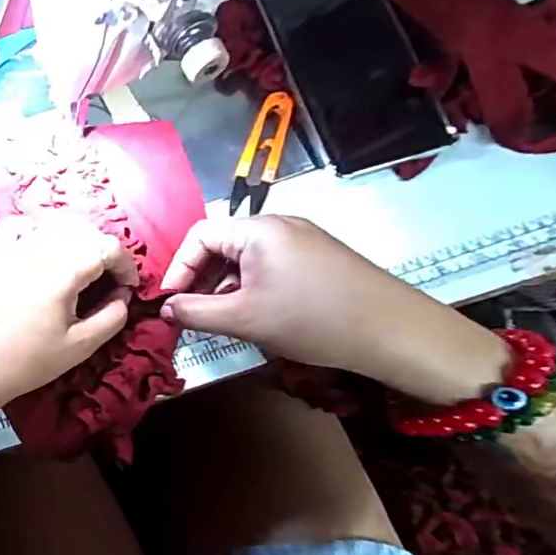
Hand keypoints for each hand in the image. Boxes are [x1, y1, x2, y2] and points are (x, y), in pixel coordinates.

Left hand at [0, 213, 138, 420]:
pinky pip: (22, 223)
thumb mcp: (81, 346)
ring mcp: (14, 248)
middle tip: (109, 281)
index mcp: (62, 273)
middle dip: (106, 251)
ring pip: (58, 222)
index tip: (128, 287)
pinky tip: (45, 247)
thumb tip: (122, 295)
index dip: (127, 265)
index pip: (108, 247)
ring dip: (79, 238)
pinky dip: (39, 228)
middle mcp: (39, 250)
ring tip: (83, 266)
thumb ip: (112, 316)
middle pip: (87, 230)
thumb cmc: (29, 361)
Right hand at [158, 215, 506, 403]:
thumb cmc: (310, 319)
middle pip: (223, 243)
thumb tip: (166, 308)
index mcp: (258, 229)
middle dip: (201, 278)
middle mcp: (279, 225)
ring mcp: (302, 239)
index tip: (169, 301)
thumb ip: (197, 312)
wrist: (389, 329)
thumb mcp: (245, 318)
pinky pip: (270, 264)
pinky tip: (254, 313)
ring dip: (226, 285)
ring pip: (247, 257)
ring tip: (221, 318)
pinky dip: (251, 286)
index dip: (178, 267)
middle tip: (192, 313)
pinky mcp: (317, 257)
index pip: (200, 234)